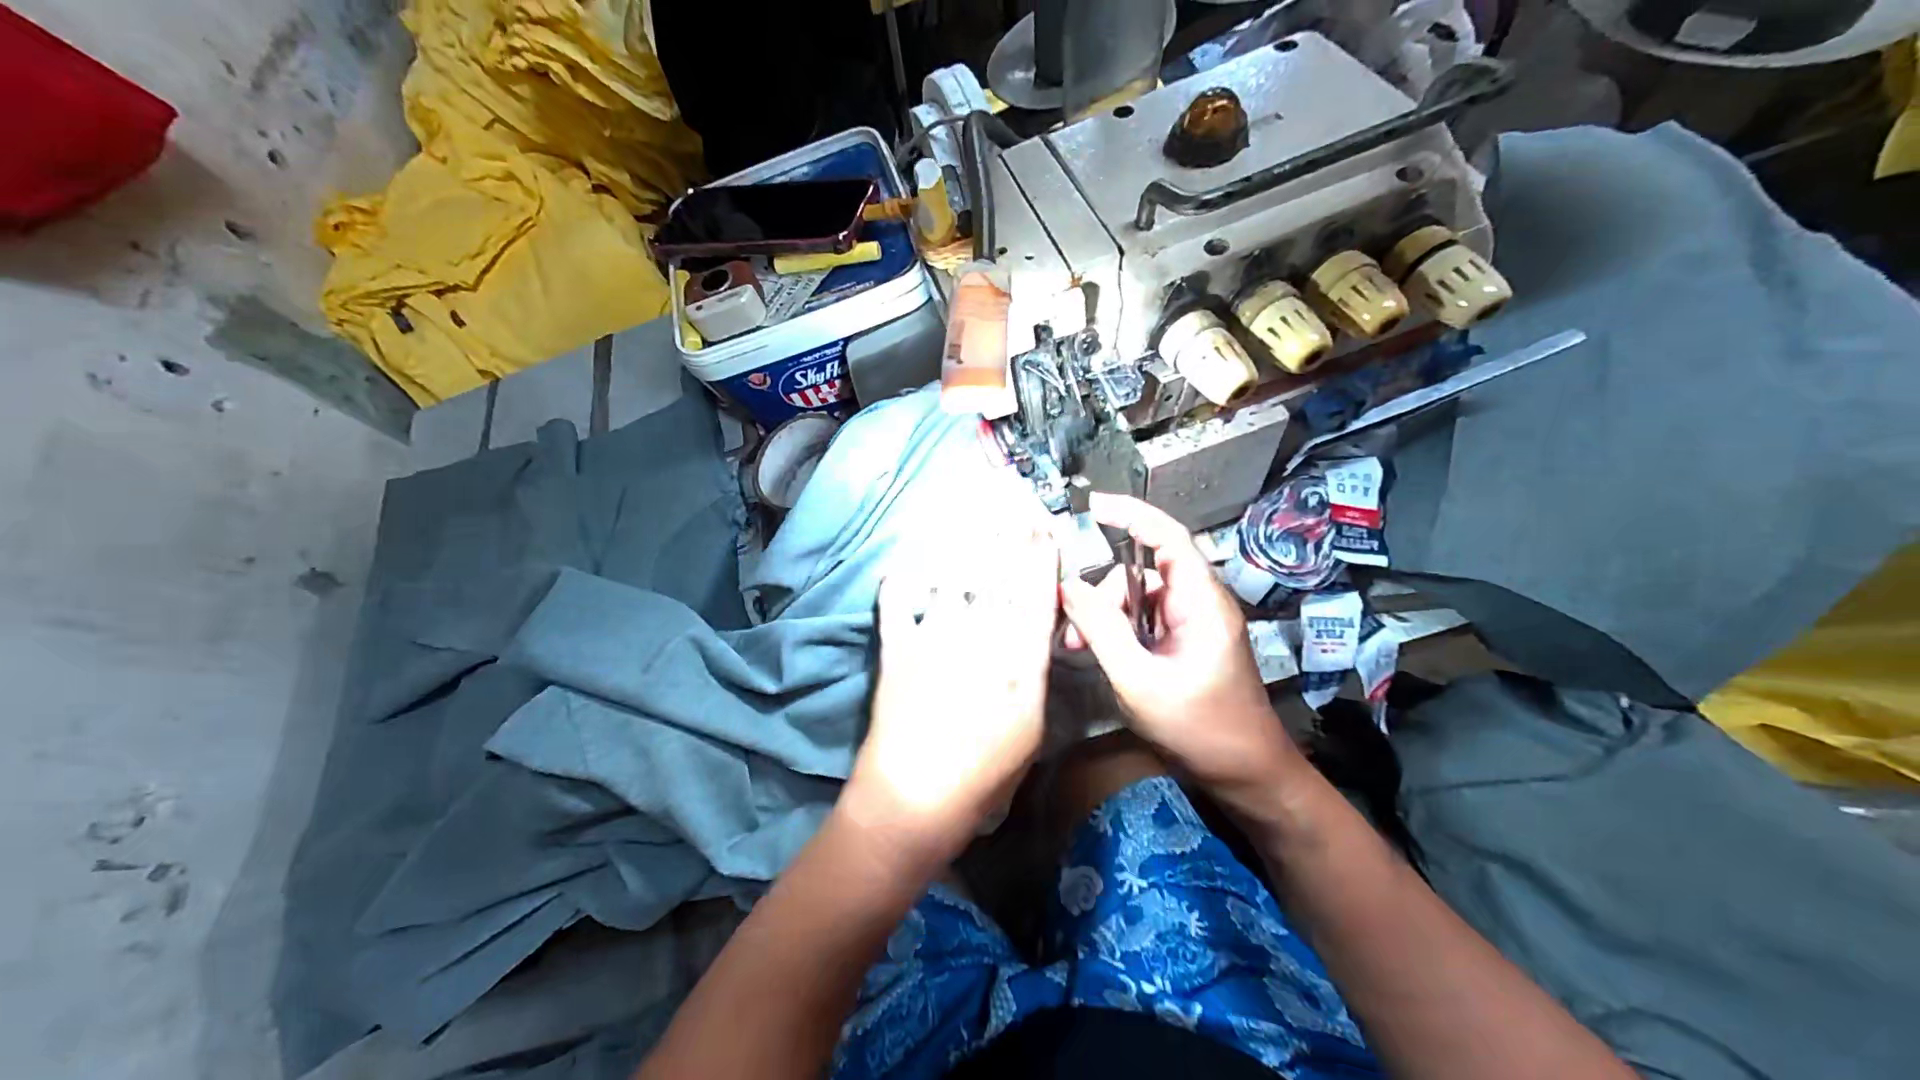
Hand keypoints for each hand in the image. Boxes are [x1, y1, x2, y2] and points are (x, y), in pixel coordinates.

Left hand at [844, 525, 1059, 860]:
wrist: (916, 796)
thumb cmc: (984, 777)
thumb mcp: (1031, 732)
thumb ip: (1032, 680)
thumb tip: (1031, 644)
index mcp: (1017, 661)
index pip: (1034, 597)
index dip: (1039, 559)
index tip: (1044, 528)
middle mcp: (979, 639)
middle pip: (997, 578)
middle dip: (1008, 539)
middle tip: (1014, 506)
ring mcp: (934, 639)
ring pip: (951, 579)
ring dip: (962, 545)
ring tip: (972, 518)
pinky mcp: (897, 648)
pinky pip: (898, 603)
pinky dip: (900, 581)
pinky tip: (905, 562)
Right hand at [1059, 493, 1303, 798]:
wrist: (1246, 774)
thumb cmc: (1201, 728)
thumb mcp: (1139, 680)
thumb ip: (1102, 630)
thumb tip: (1068, 587)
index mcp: (1201, 602)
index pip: (1168, 537)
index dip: (1132, 514)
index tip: (1093, 506)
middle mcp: (1199, 604)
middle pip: (1142, 572)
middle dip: (1102, 593)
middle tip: (1072, 629)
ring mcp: (1193, 625)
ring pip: (1138, 599)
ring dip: (1106, 616)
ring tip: (1081, 648)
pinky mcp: (1185, 644)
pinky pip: (1144, 622)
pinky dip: (1119, 632)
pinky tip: (1101, 654)